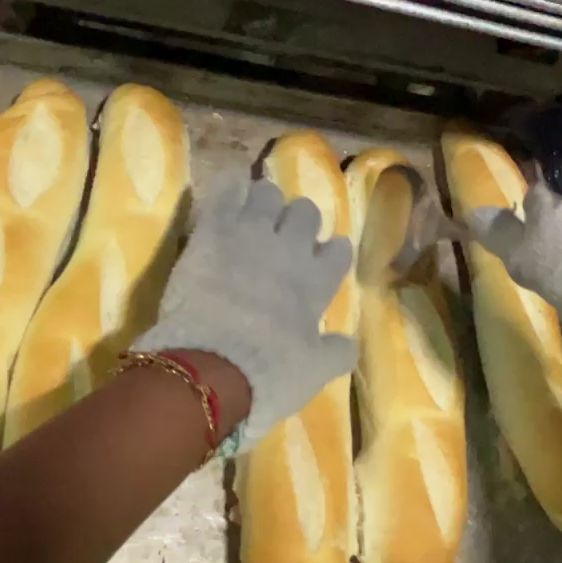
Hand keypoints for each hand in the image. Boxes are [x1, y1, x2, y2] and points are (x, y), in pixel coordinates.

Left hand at [132, 176, 355, 449]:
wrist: (211, 368)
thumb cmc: (267, 374)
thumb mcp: (313, 372)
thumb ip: (336, 352)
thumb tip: (350, 345)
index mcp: (317, 282)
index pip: (339, 249)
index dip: (330, 253)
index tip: (320, 262)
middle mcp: (290, 249)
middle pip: (306, 212)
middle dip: (298, 221)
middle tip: (283, 238)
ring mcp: (251, 233)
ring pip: (268, 193)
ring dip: (265, 202)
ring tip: (253, 215)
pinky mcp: (213, 230)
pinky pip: (227, 192)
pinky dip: (230, 188)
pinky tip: (229, 191)